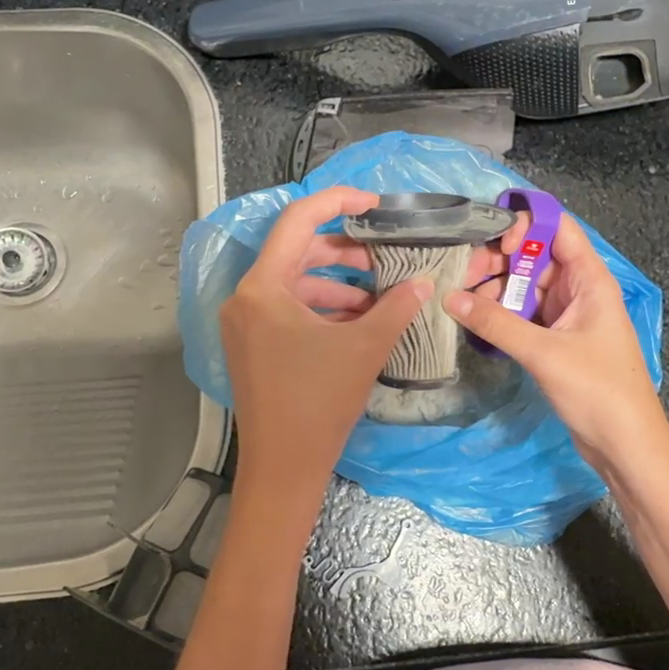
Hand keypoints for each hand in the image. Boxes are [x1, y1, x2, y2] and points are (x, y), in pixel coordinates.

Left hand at [219, 187, 436, 521]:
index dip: (337, 201)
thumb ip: (396, 307)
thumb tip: (423, 283)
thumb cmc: (319, 403)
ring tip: (379, 296)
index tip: (374, 203)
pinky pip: (288, 309)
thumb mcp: (364, 348)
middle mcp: (246, 297)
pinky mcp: (252, 345)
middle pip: (297, 251)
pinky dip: (322, 308)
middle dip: (344, 251)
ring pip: (295, 282)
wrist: (283, 468)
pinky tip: (358, 321)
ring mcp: (245, 323)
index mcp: (263, 287)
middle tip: (386, 257)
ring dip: (337, 283)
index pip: (298, 220)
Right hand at [444, 213, 666, 462]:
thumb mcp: (544, 352)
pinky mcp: (555, 341)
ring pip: (524, 286)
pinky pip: (523, 314)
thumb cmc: (597, 390)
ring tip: (460, 301)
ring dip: (494, 289)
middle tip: (460, 275)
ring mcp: (566, 316)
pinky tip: (473, 320)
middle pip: (534, 256)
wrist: (626, 445)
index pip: (558, 228)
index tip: (492, 242)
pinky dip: (500, 314)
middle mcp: (578, 291)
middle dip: (497, 260)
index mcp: (590, 280)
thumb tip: (449, 297)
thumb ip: (496, 323)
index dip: (525, 224)